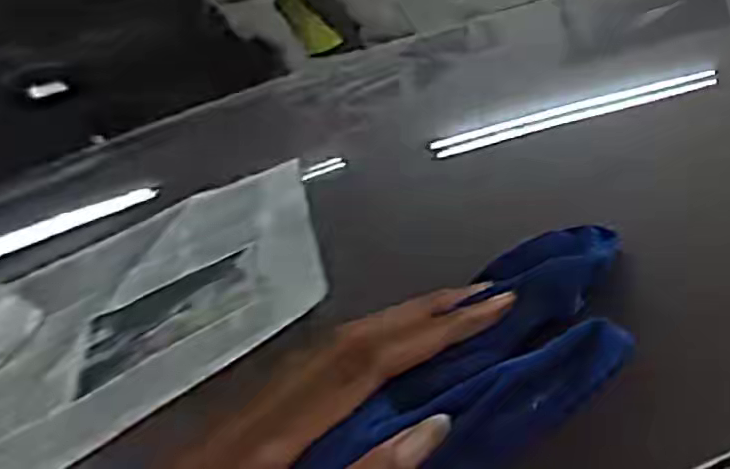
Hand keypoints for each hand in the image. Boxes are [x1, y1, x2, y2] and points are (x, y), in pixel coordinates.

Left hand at [166, 285, 514, 468]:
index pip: (374, 360)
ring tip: (452, 303)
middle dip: (427, 309)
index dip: (442, 328)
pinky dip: (366, 335)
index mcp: (269, 439)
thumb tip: (438, 423)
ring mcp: (240, 413)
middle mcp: (257, 410)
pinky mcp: (231, 425)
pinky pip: (314, 358)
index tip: (498, 305)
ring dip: (400, 316)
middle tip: (487, 290)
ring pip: (332, 341)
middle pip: (354, 338)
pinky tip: (389, 338)